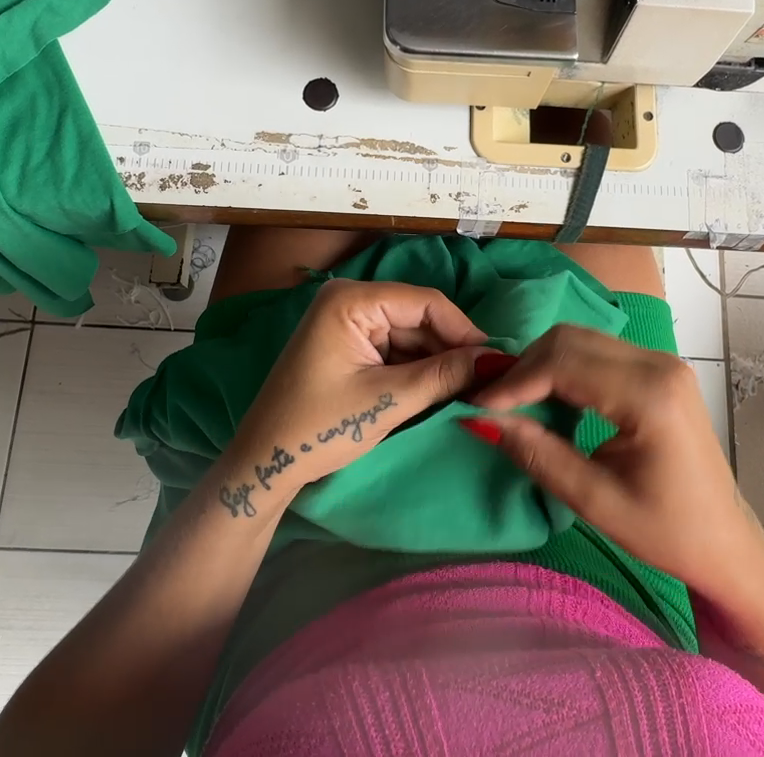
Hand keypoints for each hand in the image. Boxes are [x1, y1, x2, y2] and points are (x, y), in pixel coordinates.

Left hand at [210, 279, 493, 521]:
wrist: (266, 463)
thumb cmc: (319, 428)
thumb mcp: (387, 401)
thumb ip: (443, 375)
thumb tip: (497, 361)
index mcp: (351, 301)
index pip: (425, 302)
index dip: (464, 331)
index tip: (497, 362)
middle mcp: (349, 300)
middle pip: (419, 317)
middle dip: (452, 348)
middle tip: (487, 381)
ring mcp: (347, 322)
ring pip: (411, 334)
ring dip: (437, 361)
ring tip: (469, 389)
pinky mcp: (349, 345)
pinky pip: (395, 348)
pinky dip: (417, 368)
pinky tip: (440, 389)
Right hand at [467, 324, 761, 599]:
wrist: (725, 543)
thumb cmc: (667, 532)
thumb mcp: (596, 502)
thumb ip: (539, 455)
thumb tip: (481, 419)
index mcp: (650, 394)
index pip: (563, 362)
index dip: (513, 381)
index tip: (475, 407)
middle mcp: (659, 364)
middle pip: (569, 339)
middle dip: (523, 368)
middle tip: (490, 405)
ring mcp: (662, 362)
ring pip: (580, 339)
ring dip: (541, 366)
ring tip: (512, 404)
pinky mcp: (659, 370)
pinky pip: (597, 352)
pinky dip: (563, 369)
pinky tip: (547, 401)